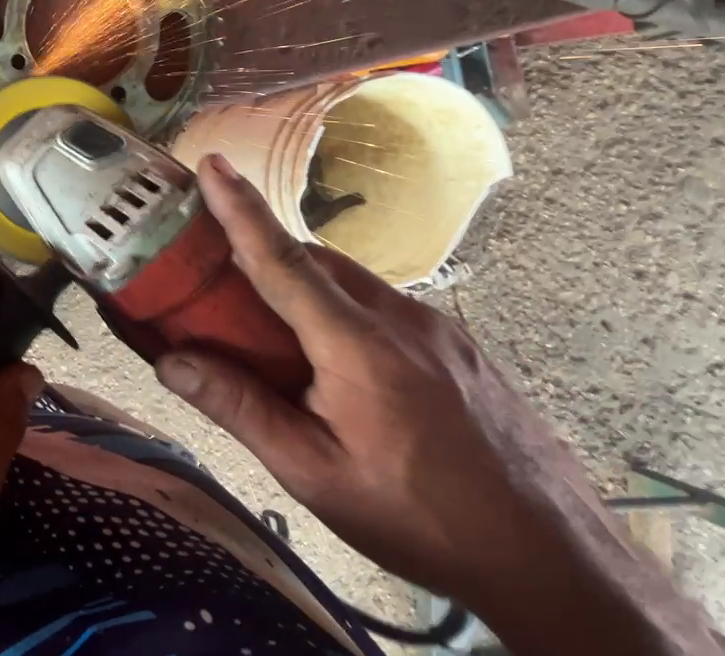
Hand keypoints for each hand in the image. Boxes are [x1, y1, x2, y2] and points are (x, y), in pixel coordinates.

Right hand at [159, 154, 715, 655]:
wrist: (554, 560)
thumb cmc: (419, 518)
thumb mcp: (313, 473)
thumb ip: (239, 409)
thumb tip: (169, 362)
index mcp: (358, 346)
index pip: (284, 260)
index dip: (240, 209)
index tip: (212, 164)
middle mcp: (401, 320)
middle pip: (315, 262)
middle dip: (263, 251)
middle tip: (216, 267)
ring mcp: (439, 330)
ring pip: (352, 283)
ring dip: (304, 285)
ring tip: (272, 328)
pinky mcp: (462, 348)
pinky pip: (384, 307)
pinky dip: (342, 310)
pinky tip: (338, 363)